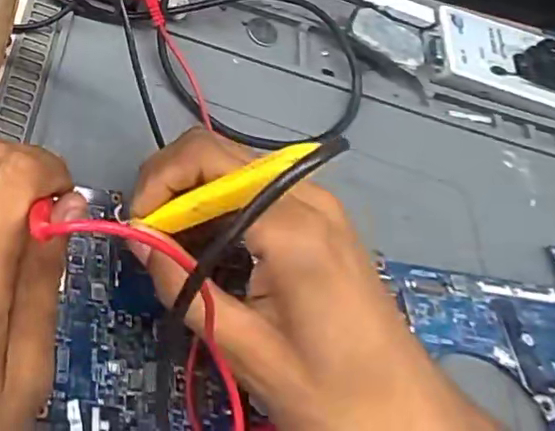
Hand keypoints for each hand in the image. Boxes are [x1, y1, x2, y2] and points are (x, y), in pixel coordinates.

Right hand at [132, 129, 493, 430]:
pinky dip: (216, 204)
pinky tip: (207, 247)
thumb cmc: (337, 398)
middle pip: (212, 150)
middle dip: (167, 182)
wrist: (417, 422)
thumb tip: (137, 240)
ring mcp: (314, 199)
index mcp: (290, 223)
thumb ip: (185, 289)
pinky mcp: (316, 213)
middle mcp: (303, 194)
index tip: (137, 230)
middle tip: (147, 233)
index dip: (156, 184)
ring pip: (228, 164)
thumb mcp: (250, 353)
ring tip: (172, 246)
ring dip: (189, 193)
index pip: (203, 161)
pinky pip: (250, 186)